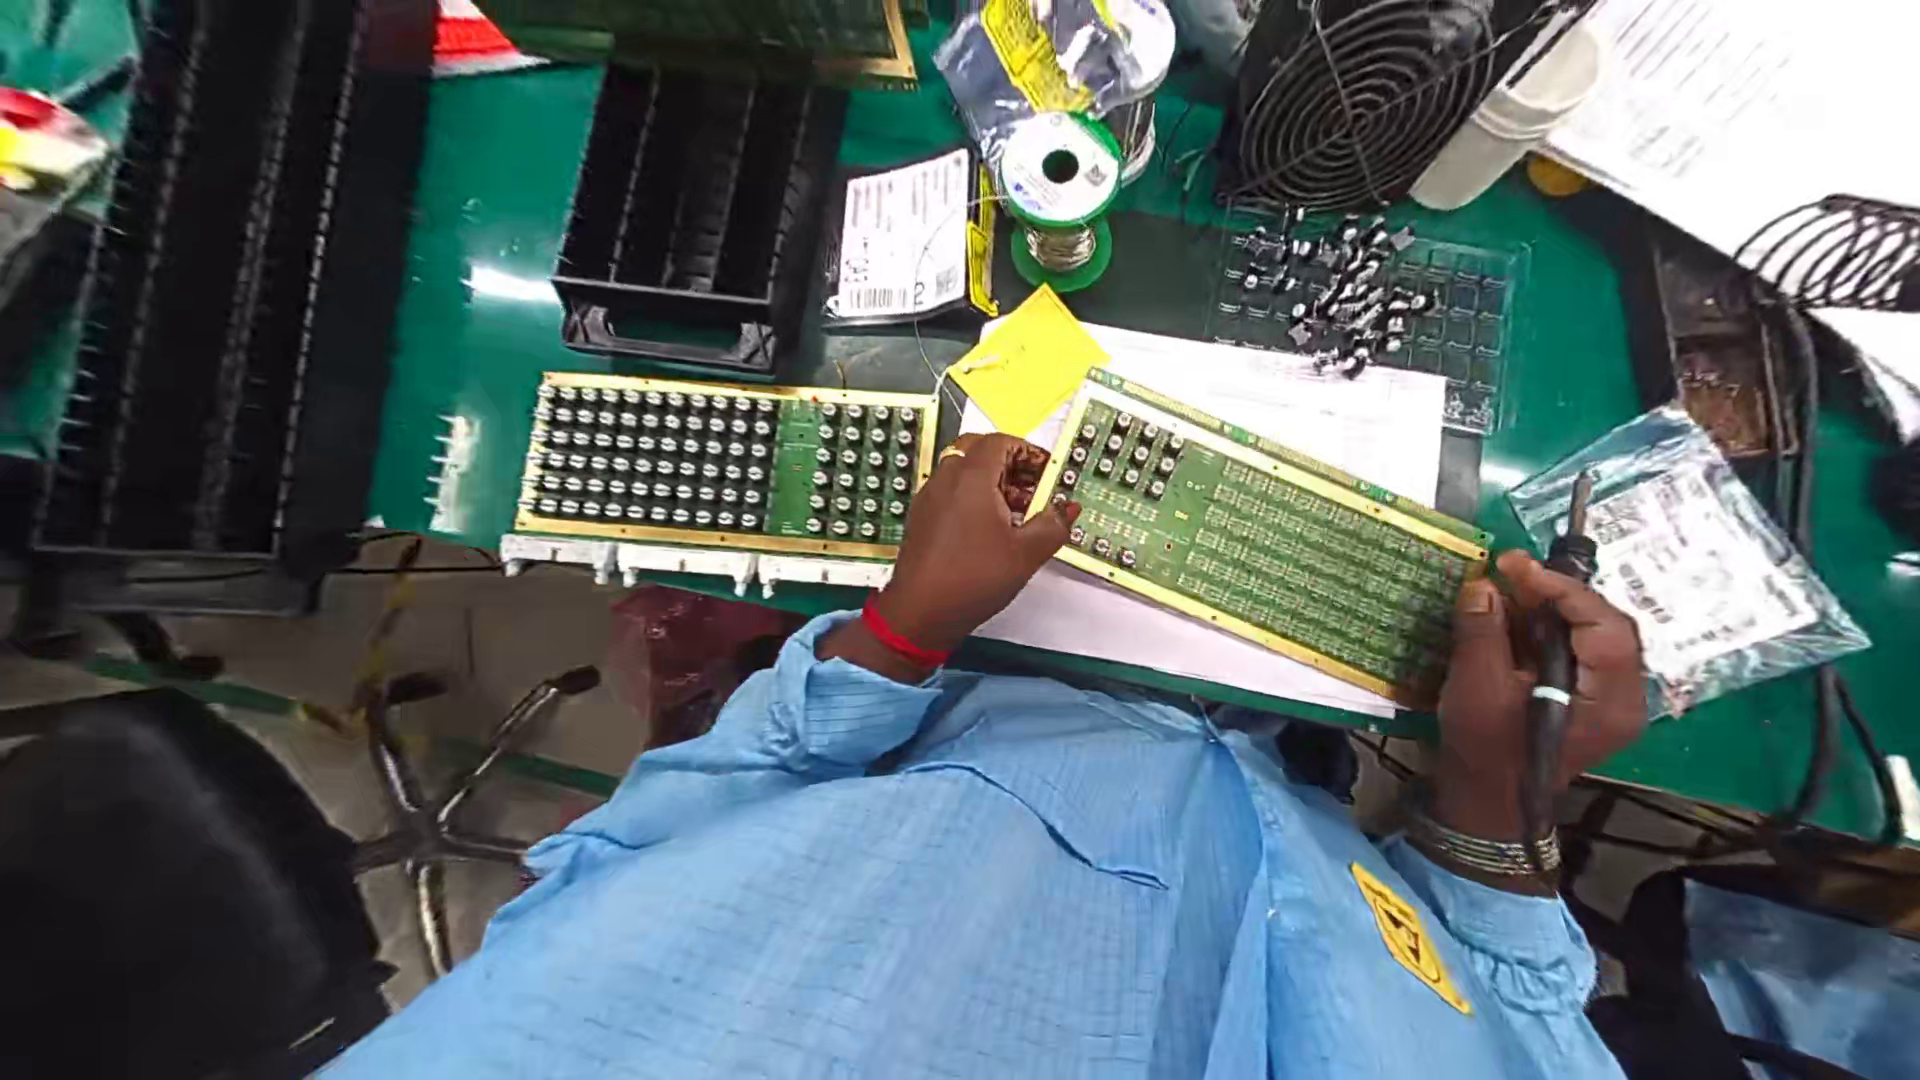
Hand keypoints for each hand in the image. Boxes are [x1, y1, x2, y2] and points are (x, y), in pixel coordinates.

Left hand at [872, 433, 1078, 650]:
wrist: (920, 613)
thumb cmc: (972, 579)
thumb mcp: (1025, 553)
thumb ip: (1053, 525)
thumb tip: (1069, 508)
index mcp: (970, 477)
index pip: (1000, 442)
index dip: (1028, 452)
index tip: (1048, 472)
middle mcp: (945, 479)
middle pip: (980, 451)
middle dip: (1011, 465)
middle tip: (1034, 489)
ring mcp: (930, 498)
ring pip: (964, 473)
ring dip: (993, 482)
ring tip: (1019, 514)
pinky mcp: (922, 518)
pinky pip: (952, 493)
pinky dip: (974, 498)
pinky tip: (992, 530)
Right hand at [1431, 549, 1646, 839]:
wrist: (1485, 795)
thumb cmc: (1482, 745)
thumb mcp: (1475, 686)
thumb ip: (1482, 634)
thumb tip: (1483, 586)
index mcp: (1609, 699)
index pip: (1606, 628)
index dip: (1563, 590)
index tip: (1515, 566)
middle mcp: (1620, 696)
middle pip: (1602, 628)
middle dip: (1556, 593)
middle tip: (1508, 569)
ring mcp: (1601, 697)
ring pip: (1586, 637)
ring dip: (1546, 608)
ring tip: (1504, 586)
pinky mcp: (1578, 697)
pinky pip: (1568, 651)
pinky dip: (1539, 628)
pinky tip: (1507, 615)